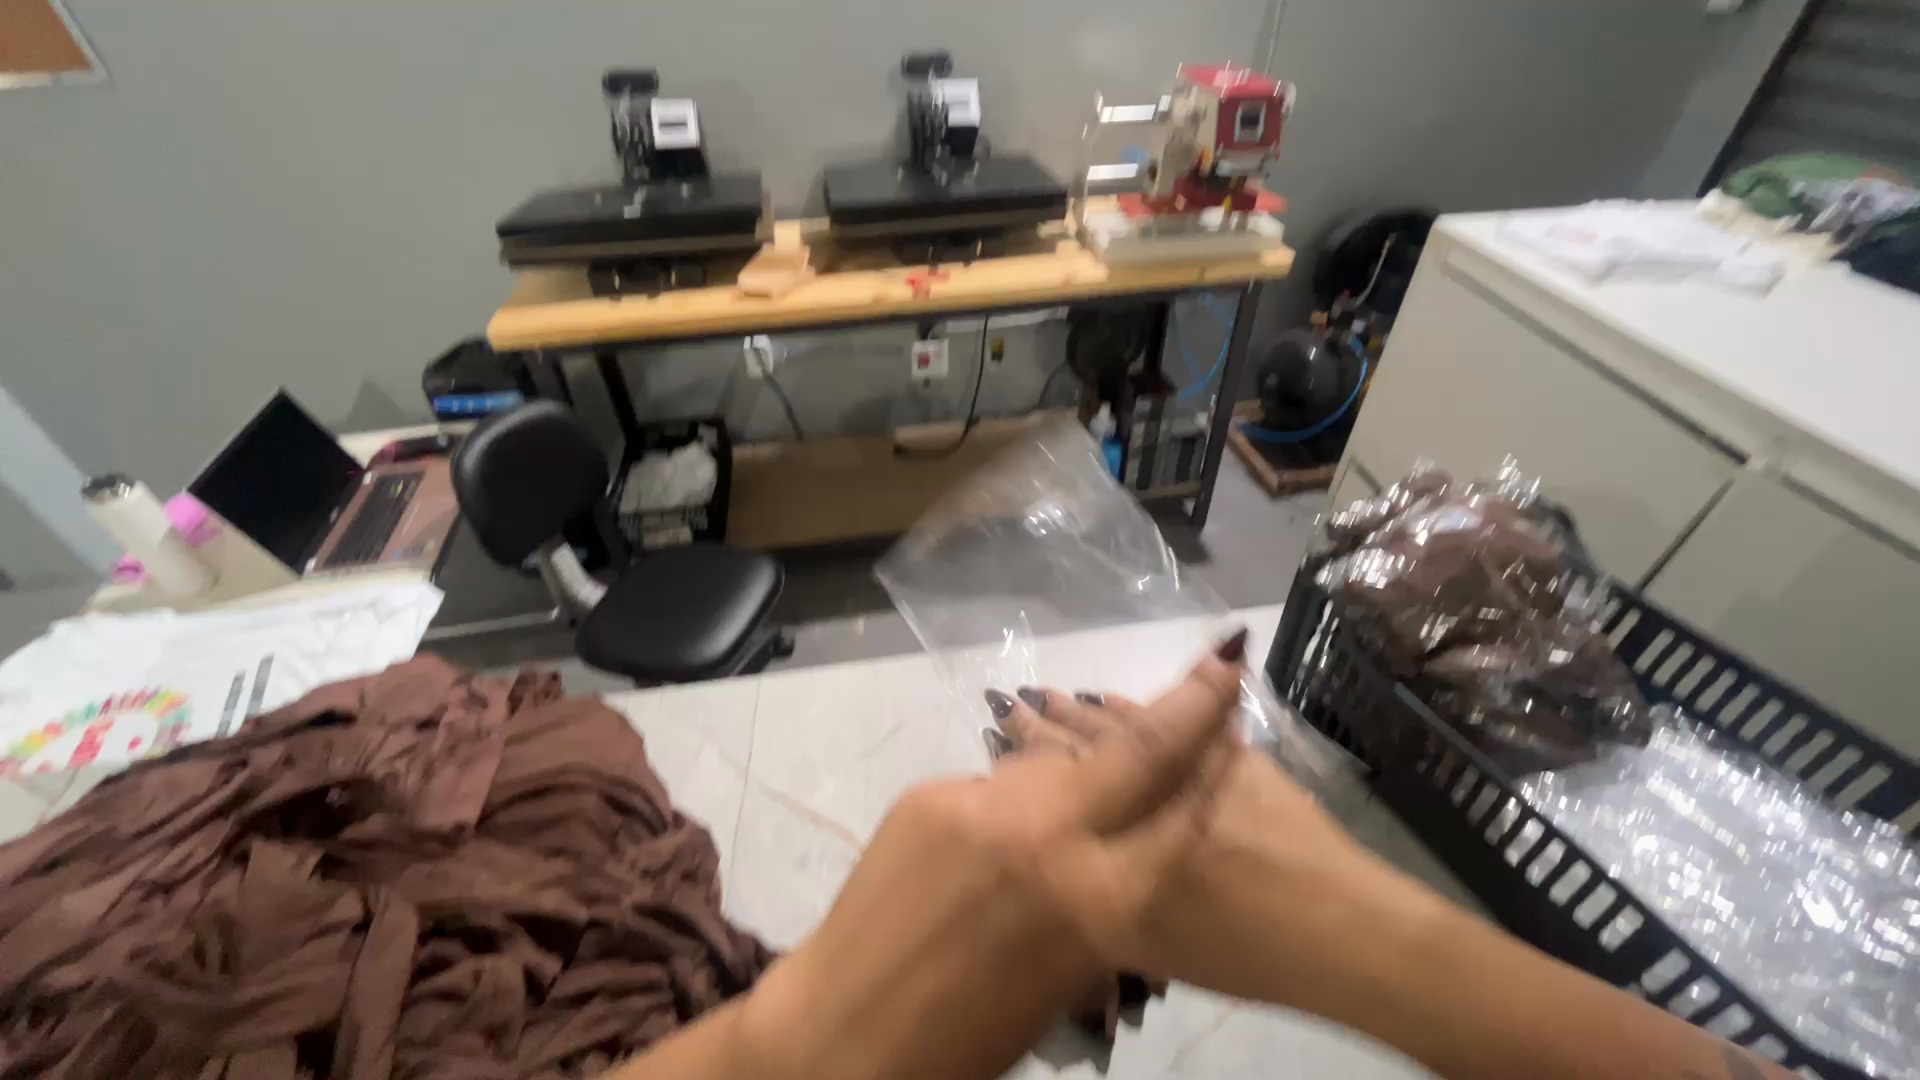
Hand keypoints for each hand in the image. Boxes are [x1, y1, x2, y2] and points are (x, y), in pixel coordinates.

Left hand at [734, 635, 1247, 1079]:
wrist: (847, 1028)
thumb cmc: (970, 1030)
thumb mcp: (1065, 972)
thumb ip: (1100, 897)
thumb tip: (1110, 836)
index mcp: (1094, 903)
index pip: (1178, 815)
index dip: (1212, 760)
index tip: (1233, 710)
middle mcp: (1044, 836)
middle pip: (1130, 755)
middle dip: (1183, 709)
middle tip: (1216, 670)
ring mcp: (980, 804)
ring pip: (1054, 762)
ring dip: (1079, 765)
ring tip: (1086, 766)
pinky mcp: (929, 792)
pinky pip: (995, 783)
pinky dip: (1014, 796)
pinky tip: (1002, 826)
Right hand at [992, 651, 1393, 1004]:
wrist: (1340, 933)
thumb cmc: (1245, 952)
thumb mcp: (1152, 941)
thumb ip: (1103, 883)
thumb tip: (1068, 838)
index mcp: (1123, 864)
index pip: (1064, 787)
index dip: (1028, 755)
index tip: (1004, 733)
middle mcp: (1149, 811)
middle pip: (1084, 753)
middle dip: (1045, 727)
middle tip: (1015, 703)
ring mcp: (1189, 776)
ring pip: (1121, 733)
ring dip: (1084, 713)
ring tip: (1050, 696)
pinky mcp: (1227, 754)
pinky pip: (1171, 723)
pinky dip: (1136, 712)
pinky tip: (1111, 699)